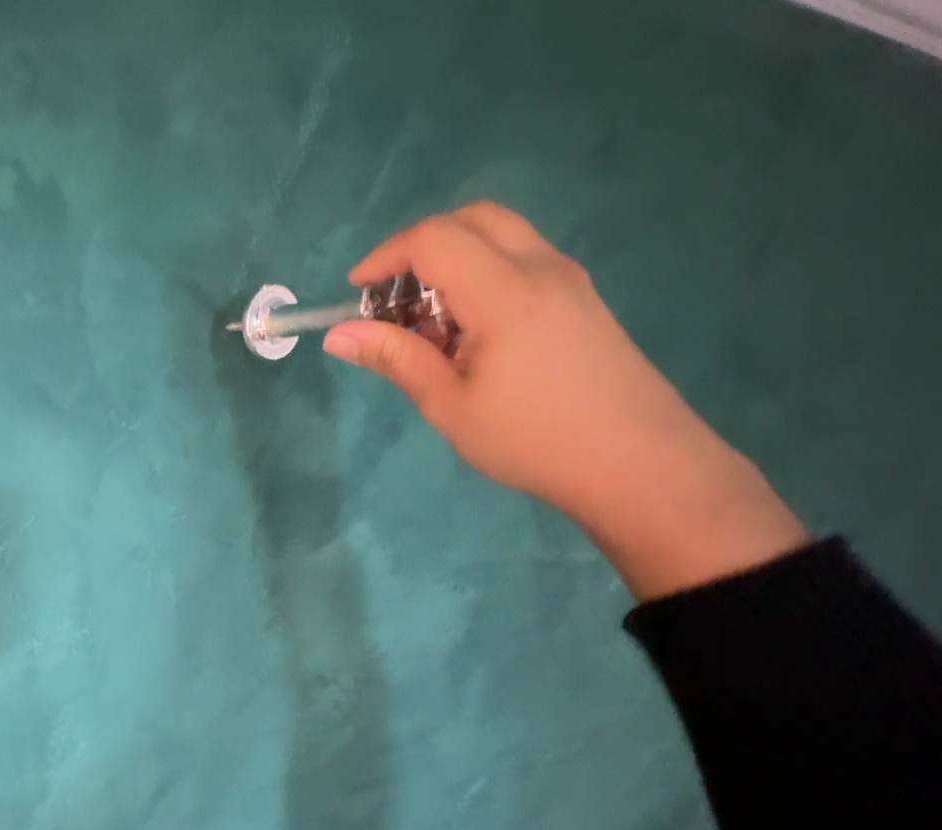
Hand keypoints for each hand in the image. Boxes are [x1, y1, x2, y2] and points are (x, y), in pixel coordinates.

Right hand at [323, 202, 807, 598]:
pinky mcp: (581, 300)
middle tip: (391, 297)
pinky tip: (468, 335)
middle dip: (420, 247)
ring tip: (426, 324)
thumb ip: (395, 358)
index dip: (385, 257)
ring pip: (501, 238)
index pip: (434, 239)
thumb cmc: (531, 438)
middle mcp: (541, 269)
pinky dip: (482, 276)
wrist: (638, 464)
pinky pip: (522, 262)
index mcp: (505, 291)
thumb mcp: (448, 404)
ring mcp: (568, 281)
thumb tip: (337, 335)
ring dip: (453, 262)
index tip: (356, 296)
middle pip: (473, 219)